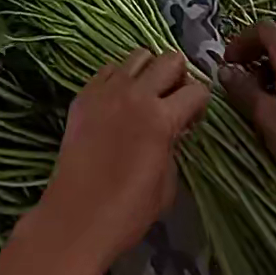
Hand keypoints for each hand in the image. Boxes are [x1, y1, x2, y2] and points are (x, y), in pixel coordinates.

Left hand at [34, 49, 209, 266]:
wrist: (75, 218)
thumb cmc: (127, 211)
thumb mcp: (167, 183)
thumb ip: (174, 145)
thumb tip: (173, 129)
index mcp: (162, 118)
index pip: (196, 91)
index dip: (200, 104)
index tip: (192, 119)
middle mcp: (136, 94)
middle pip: (170, 59)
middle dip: (178, 77)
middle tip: (172, 100)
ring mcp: (107, 90)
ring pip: (138, 56)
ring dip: (149, 72)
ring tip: (144, 96)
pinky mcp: (85, 94)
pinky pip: (109, 70)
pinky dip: (120, 79)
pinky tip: (118, 102)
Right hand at [219, 22, 275, 203]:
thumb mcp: (268, 118)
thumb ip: (244, 91)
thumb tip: (225, 71)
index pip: (265, 29)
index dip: (241, 39)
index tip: (227, 63)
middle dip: (252, 50)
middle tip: (237, 72)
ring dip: (263, 68)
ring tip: (250, 96)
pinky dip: (275, 82)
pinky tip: (269, 109)